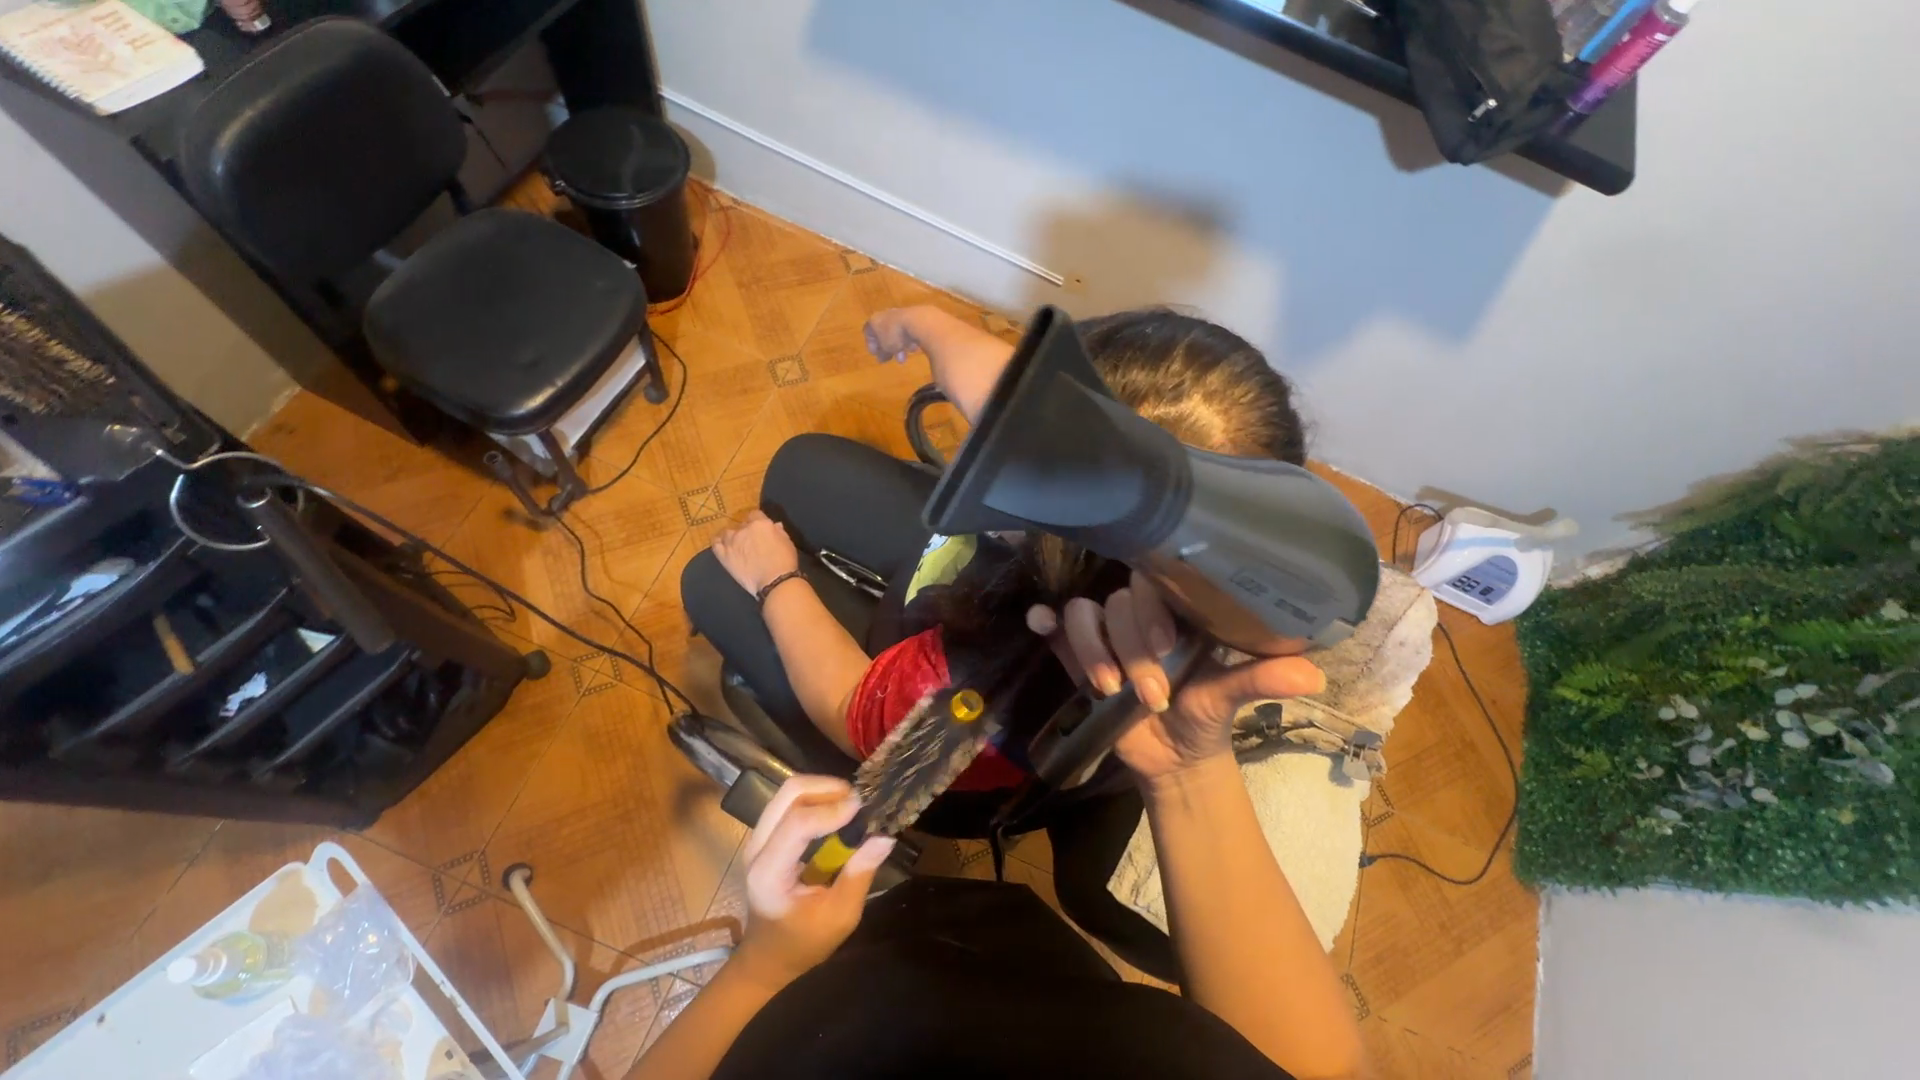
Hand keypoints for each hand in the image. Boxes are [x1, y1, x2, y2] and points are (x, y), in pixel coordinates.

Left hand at [711, 510, 800, 594]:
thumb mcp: (787, 542)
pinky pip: (716, 544)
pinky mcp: (724, 555)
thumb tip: (775, 525)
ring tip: (737, 544)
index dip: (758, 520)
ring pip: (727, 533)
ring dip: (732, 536)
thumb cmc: (785, 561)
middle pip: (742, 524)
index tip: (761, 529)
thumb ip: (779, 532)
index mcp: (760, 523)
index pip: (755, 514)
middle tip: (752, 541)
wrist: (774, 581)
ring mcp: (731, 542)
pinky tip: (722, 545)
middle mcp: (744, 529)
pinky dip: (719, 542)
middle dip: (746, 530)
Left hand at [733, 776, 895, 986]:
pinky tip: (836, 811)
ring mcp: (758, 838)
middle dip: (827, 788)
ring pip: (788, 792)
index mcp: (769, 873)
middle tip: (858, 802)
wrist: (768, 956)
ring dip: (822, 790)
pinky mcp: (766, 834)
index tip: (863, 808)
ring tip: (850, 805)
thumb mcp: (839, 917)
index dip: (832, 810)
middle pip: (789, 794)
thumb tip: (885, 837)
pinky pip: (789, 802)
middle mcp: (757, 847)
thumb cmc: (803, 943)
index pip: (797, 824)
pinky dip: (815, 798)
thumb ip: (859, 875)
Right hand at [864, 307, 917, 363]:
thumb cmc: (894, 335)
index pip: (868, 333)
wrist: (917, 321)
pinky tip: (914, 348)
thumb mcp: (886, 349)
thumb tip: (881, 358)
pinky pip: (908, 330)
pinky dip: (909, 340)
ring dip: (899, 346)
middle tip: (890, 358)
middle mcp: (885, 315)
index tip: (876, 355)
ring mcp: (900, 314)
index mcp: (874, 321)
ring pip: (897, 333)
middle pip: (884, 333)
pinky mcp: (913, 316)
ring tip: (904, 358)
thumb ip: (882, 354)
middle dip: (888, 347)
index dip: (871, 345)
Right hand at [1028, 572, 1325, 782]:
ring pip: (1084, 614)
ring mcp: (1106, 634)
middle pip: (1117, 603)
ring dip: (1092, 650)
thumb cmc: (1206, 718)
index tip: (1166, 648)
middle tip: (1149, 694)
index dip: (1152, 611)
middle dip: (1130, 650)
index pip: (1156, 584)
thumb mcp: (1230, 698)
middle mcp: (1140, 615)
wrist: (1172, 758)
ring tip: (1107, 690)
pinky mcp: (1078, 655)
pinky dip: (1048, 623)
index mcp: (1179, 611)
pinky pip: (1057, 630)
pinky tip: (1040, 623)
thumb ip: (1260, 679)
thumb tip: (1312, 674)